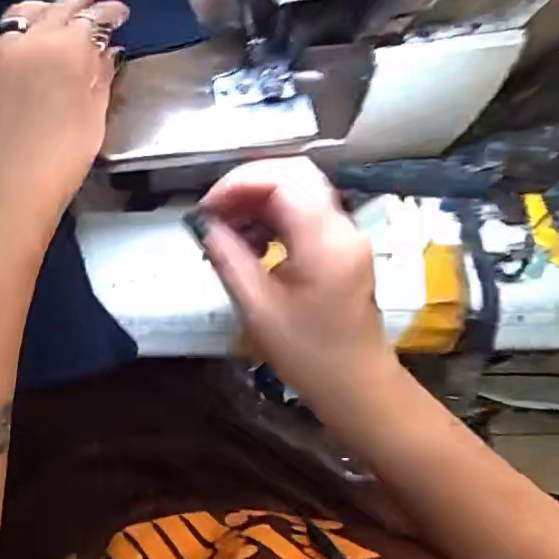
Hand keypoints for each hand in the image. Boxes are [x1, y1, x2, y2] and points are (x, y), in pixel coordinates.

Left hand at [0, 0, 126, 236]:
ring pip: (27, 13)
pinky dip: (23, 28)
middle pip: (59, 8)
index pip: (93, 17)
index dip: (111, 13)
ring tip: (63, 17)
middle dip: (81, 3)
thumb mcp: (95, 113)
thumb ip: (100, 74)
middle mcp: (31, 39)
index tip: (121, 15)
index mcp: (66, 47)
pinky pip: (6, 34)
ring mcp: (3, 52)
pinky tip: (35, 40)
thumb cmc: (64, 156)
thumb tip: (105, 49)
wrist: (14, 186)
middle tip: (96, 4)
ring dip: (48, 10)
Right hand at [192, 158, 395, 404]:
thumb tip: (204, 225)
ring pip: (296, 190)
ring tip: (223, 231)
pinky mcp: (337, 246)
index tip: (205, 209)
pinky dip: (268, 216)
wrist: (354, 383)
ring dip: (255, 201)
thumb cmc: (305, 351)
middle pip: (294, 175)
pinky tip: (246, 242)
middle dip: (245, 185)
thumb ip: (228, 257)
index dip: (237, 184)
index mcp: (324, 241)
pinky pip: (301, 212)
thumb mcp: (256, 306)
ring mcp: (343, 235)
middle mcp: (340, 227)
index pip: (282, 182)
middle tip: (211, 212)